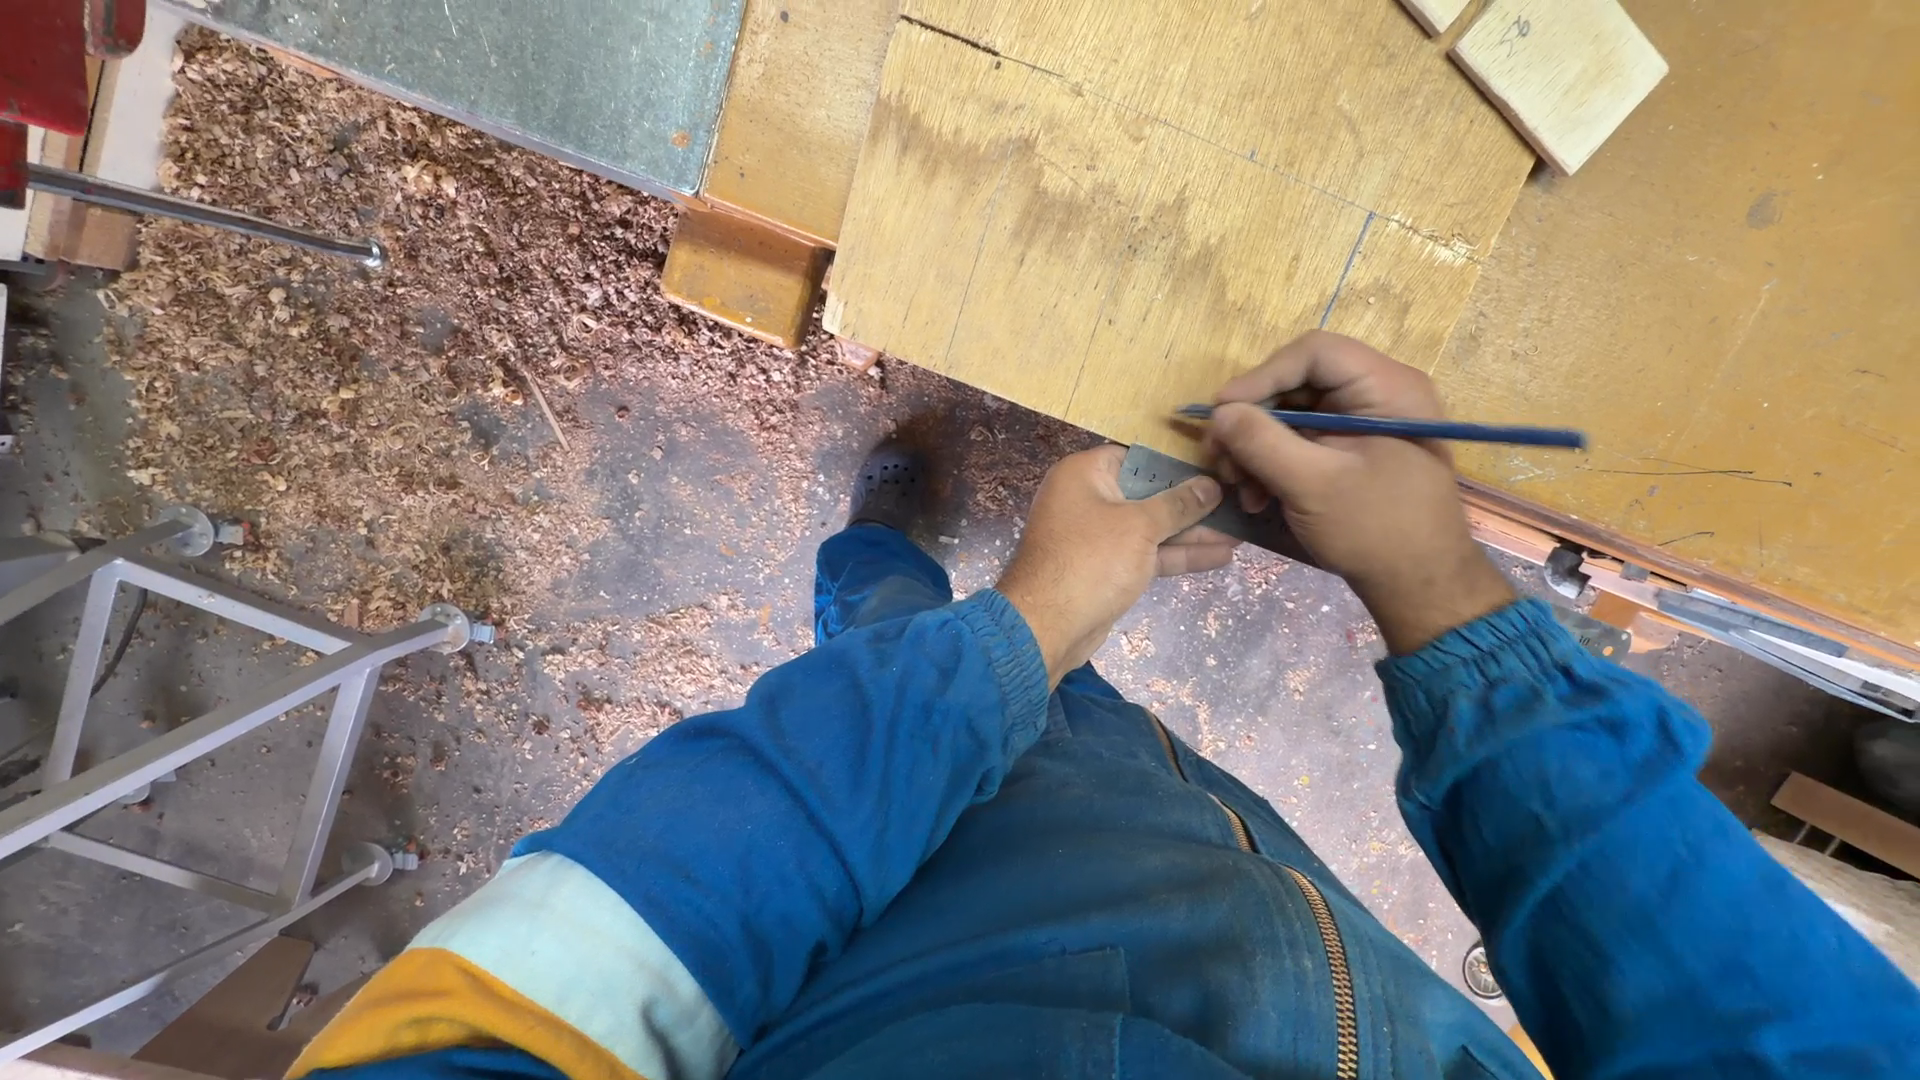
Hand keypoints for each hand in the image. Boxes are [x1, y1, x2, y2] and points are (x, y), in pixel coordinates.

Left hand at [997, 445, 1235, 685]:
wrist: (1047, 626)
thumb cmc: (1091, 560)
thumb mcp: (1139, 526)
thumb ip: (1178, 505)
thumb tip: (1211, 486)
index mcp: (1084, 473)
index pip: (1138, 456)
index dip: (1177, 462)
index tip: (1217, 467)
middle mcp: (1087, 498)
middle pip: (1148, 493)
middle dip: (1193, 502)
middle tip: (1239, 501)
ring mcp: (1096, 536)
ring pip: (1151, 527)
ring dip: (1192, 532)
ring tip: (1241, 531)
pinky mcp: (1106, 568)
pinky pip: (1146, 553)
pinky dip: (1176, 555)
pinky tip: (1220, 556)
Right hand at [1205, 331, 1514, 653]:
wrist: (1417, 584)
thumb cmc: (1376, 530)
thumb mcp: (1312, 485)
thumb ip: (1262, 443)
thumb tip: (1219, 413)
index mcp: (1386, 389)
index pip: (1314, 353)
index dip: (1261, 376)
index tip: (1222, 412)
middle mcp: (1374, 396)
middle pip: (1294, 384)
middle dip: (1251, 422)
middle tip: (1220, 457)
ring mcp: (1359, 424)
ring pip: (1287, 415)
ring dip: (1253, 448)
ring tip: (1236, 486)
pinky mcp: (1345, 451)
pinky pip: (1296, 441)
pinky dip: (1268, 464)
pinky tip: (1254, 496)